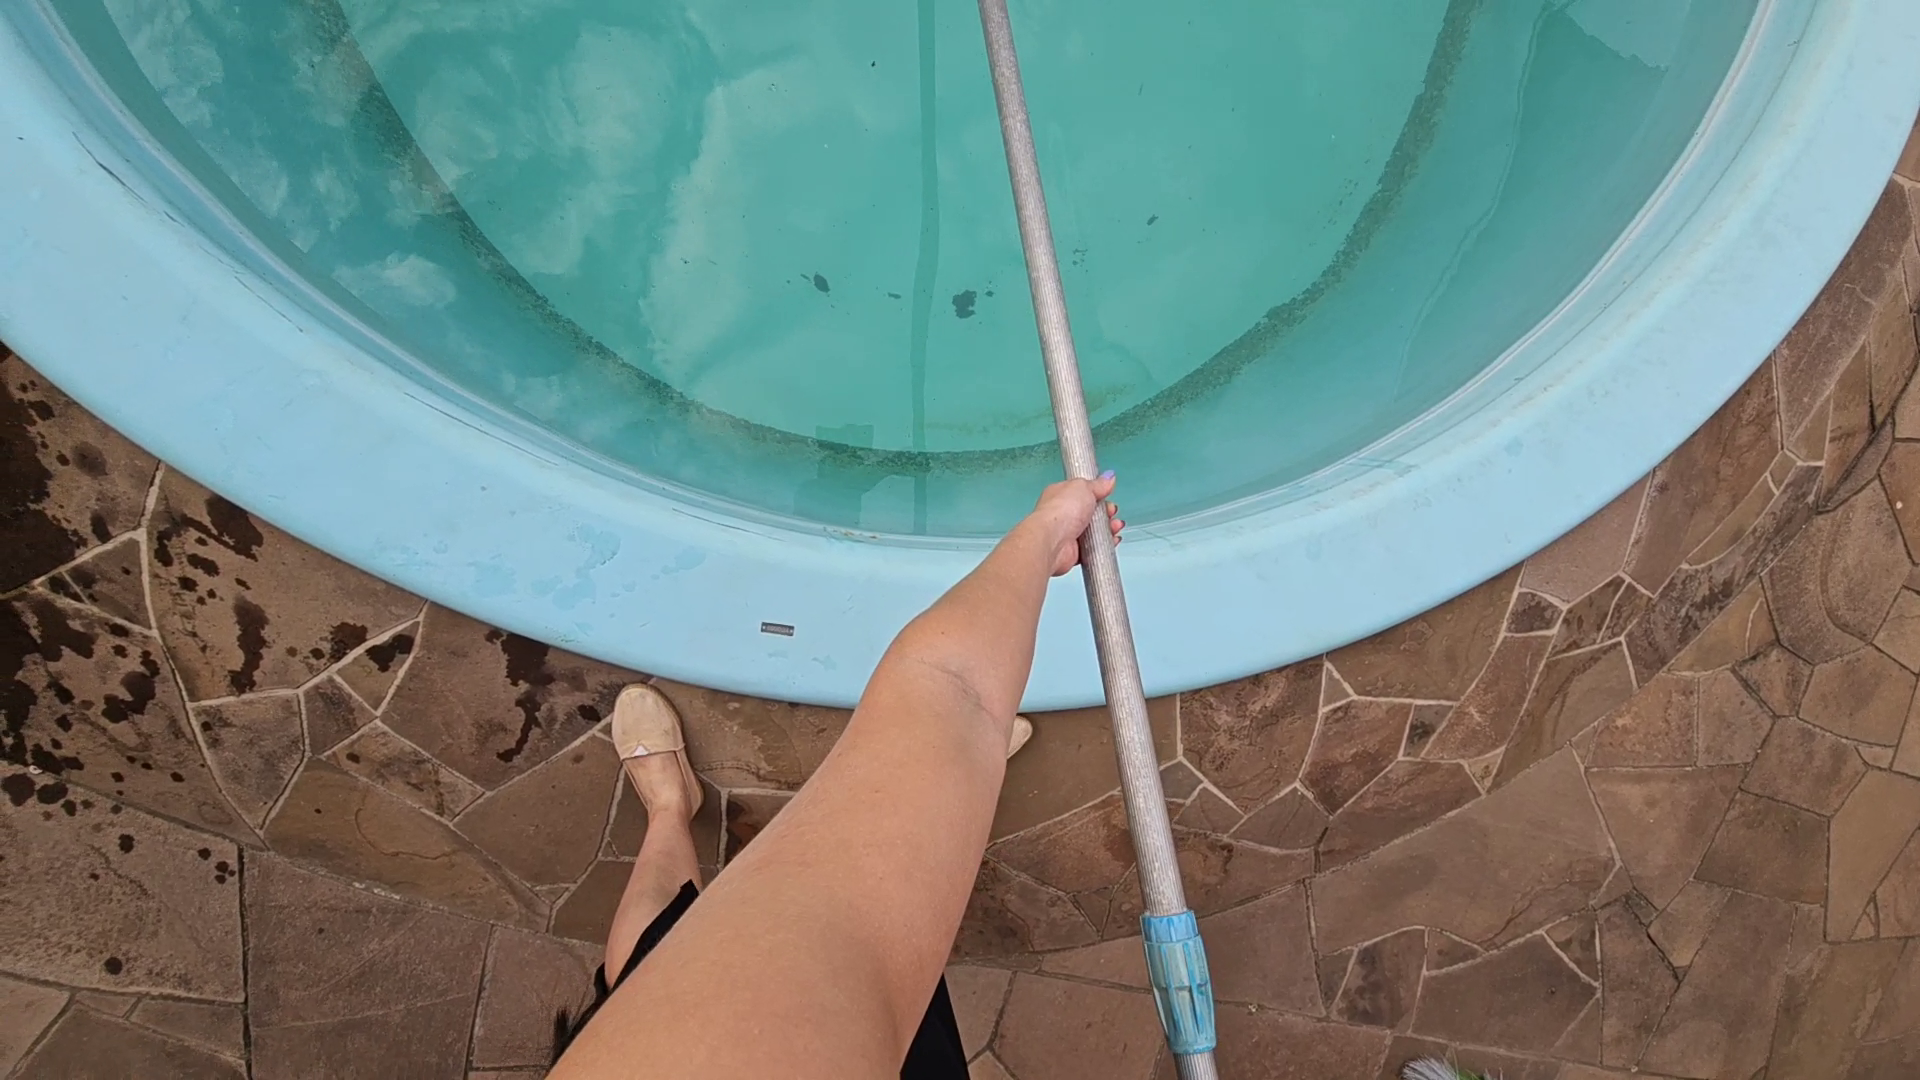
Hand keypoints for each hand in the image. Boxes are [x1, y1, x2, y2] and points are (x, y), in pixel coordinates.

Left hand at [1028, 473, 1123, 576]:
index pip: (1082, 492)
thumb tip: (1108, 478)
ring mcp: (1068, 533)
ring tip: (1115, 527)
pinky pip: (1093, 547)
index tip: (1108, 495)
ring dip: (1108, 528)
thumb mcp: (1083, 487)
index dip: (1097, 493)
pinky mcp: (1073, 551)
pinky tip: (1111, 540)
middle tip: (1111, 512)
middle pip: (1090, 512)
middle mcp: (1063, 514)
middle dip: (1106, 512)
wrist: (1053, 541)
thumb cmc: (1061, 512)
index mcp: (1061, 494)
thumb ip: (1097, 484)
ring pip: (1094, 531)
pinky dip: (1103, 544)